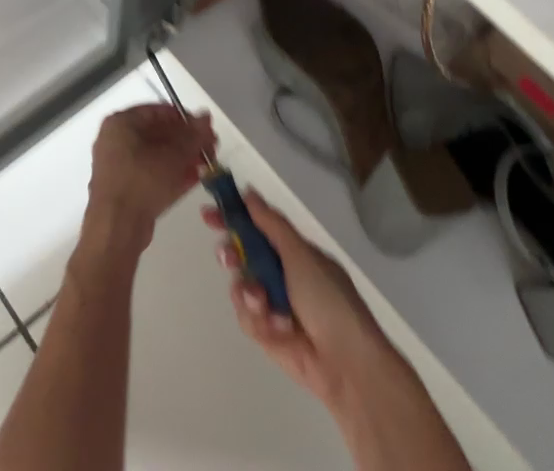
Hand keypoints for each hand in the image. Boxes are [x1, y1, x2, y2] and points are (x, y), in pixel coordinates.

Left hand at [82, 103, 216, 257]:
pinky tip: (195, 177)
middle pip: (157, 133)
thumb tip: (206, 116)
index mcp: (120, 124)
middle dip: (186, 140)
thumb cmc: (142, 181)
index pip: (156, 111)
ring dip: (182, 157)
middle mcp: (115, 140)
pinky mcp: (125, 187)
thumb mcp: (173, 156)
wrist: (117, 226)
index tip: (205, 128)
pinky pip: (151, 173)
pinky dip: (172, 173)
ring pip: (156, 155)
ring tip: (207, 162)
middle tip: (211, 146)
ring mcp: (118, 165)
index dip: (183, 117)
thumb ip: (192, 135)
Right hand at [205, 188, 387, 407]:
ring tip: (264, 304)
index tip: (208, 214)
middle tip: (230, 259)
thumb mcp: (301, 255)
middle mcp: (281, 275)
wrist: (345, 361)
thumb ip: (271, 224)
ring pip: (239, 286)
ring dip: (249, 293)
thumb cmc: (328, 301)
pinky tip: (276, 327)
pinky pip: (244, 315)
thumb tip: (249, 191)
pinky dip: (258, 319)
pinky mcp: (264, 331)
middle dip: (232, 255)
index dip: (232, 218)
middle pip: (241, 255)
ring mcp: (272, 303)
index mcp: (294, 252)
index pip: (257, 227)